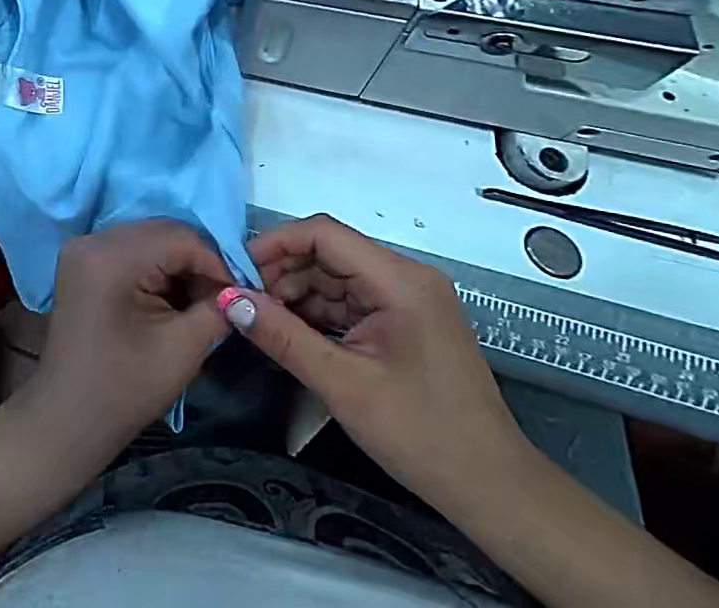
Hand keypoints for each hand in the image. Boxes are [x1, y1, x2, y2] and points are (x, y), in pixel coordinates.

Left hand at [21, 219, 231, 462]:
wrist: (68, 420)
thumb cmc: (125, 389)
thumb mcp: (184, 348)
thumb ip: (219, 306)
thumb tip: (242, 286)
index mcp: (112, 257)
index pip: (182, 239)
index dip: (219, 262)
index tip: (243, 289)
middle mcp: (94, 240)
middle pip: (165, 232)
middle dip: (199, 260)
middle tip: (223, 294)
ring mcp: (84, 248)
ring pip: (151, 238)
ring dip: (180, 262)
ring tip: (200, 298)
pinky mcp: (84, 261)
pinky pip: (133, 249)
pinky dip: (158, 266)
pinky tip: (172, 295)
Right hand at [218, 214, 527, 512]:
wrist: (489, 485)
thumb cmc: (420, 433)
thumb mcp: (342, 384)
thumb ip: (282, 336)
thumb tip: (229, 300)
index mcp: (399, 279)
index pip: (325, 233)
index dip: (276, 244)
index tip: (235, 270)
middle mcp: (406, 276)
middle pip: (330, 253)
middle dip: (283, 272)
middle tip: (242, 302)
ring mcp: (408, 298)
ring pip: (338, 278)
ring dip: (298, 294)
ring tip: (260, 319)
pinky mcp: (405, 320)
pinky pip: (352, 302)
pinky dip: (319, 313)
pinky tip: (290, 331)